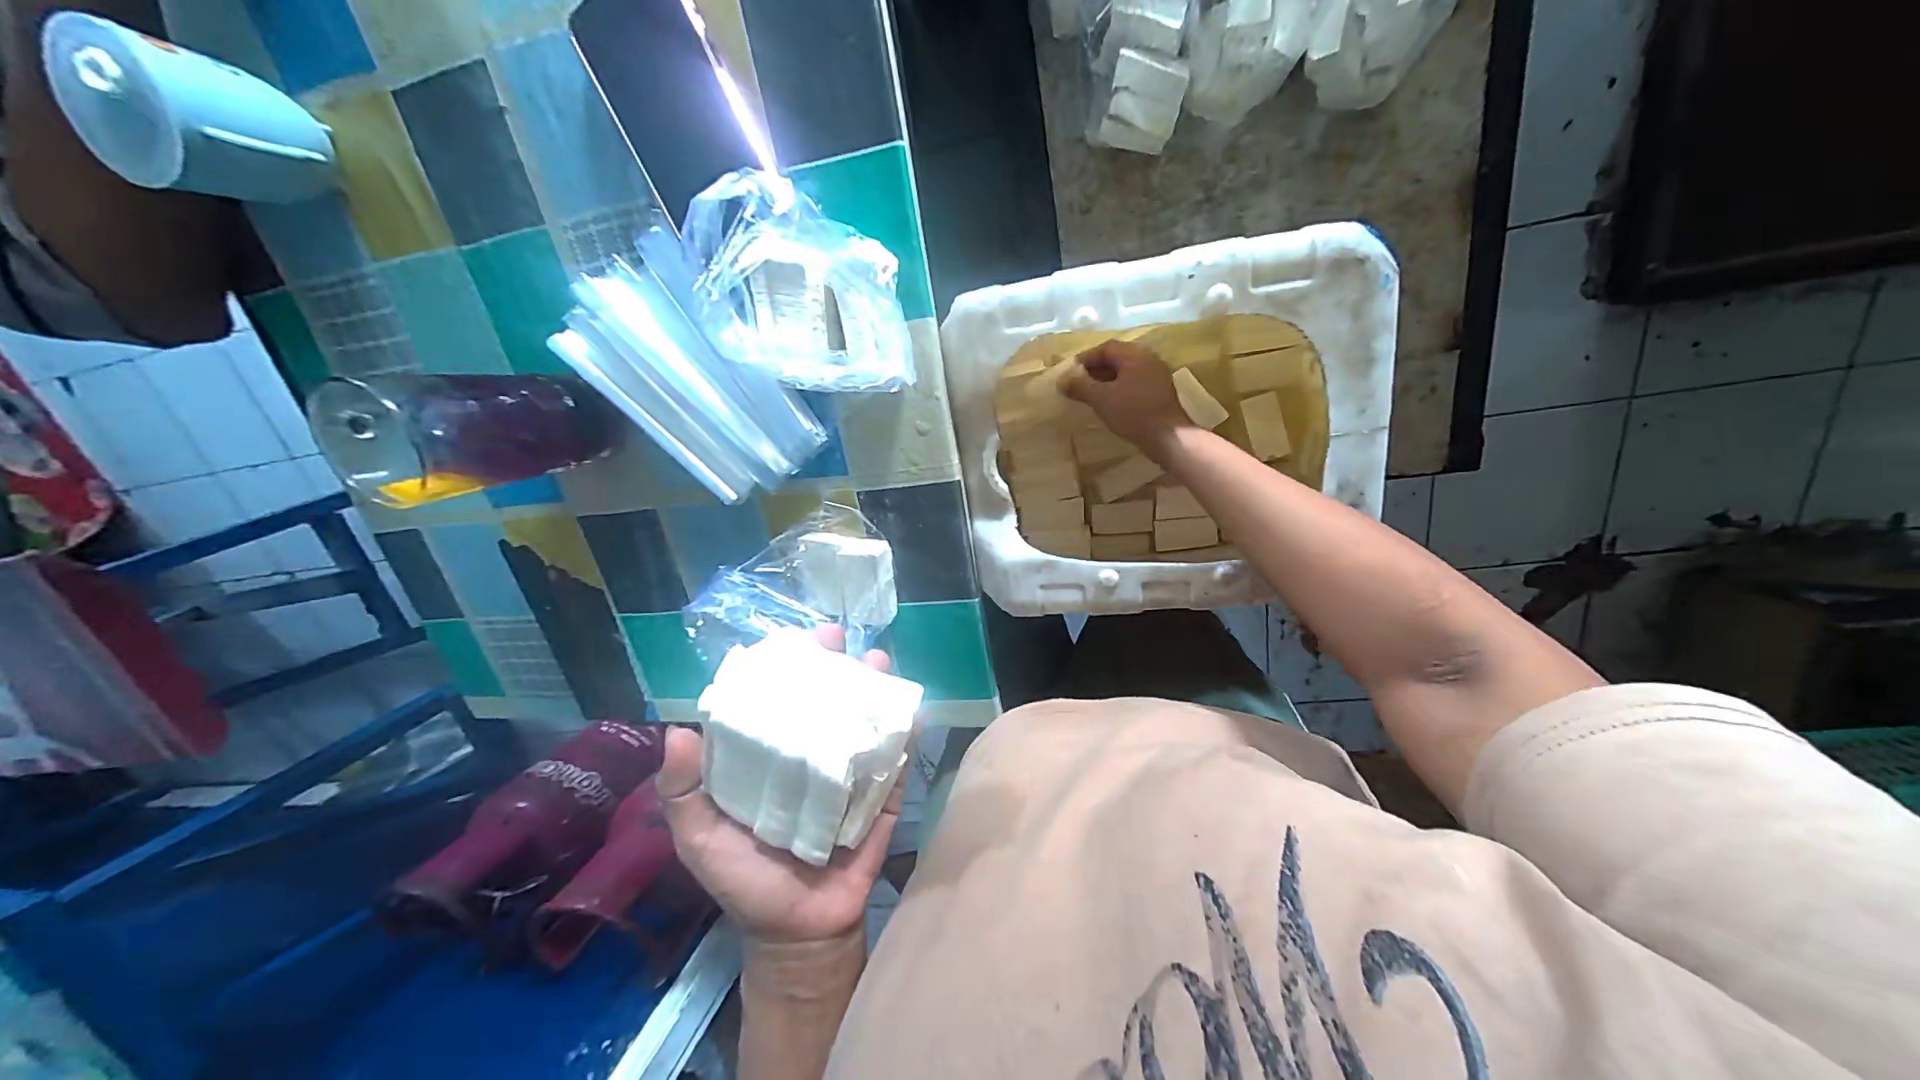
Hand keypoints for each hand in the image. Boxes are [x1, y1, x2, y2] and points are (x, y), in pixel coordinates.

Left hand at [655, 626, 905, 944]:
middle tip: (836, 639)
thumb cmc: (744, 881)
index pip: (777, 701)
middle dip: (832, 665)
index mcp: (769, 758)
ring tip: (876, 660)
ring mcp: (850, 774)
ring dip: (873, 688)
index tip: (790, 640)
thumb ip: (683, 791)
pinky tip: (912, 710)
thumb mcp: (700, 838)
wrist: (797, 932)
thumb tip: (676, 731)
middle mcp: (811, 756)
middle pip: (824, 700)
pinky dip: (906, 734)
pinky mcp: (881, 797)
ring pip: (862, 721)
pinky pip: (895, 763)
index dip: (783, 667)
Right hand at [1063, 340, 1193, 457]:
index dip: (1086, 358)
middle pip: (1118, 357)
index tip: (1071, 371)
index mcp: (1134, 355)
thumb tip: (1062, 380)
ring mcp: (1157, 375)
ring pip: (1127, 371)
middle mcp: (1148, 359)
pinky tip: (1111, 403)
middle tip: (1080, 383)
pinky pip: (1136, 382)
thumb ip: (1080, 387)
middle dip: (1097, 369)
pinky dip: (1120, 388)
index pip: (1106, 348)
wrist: (1169, 436)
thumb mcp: (1101, 399)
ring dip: (1108, 380)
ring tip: (1093, 394)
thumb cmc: (1133, 412)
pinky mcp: (1161, 392)